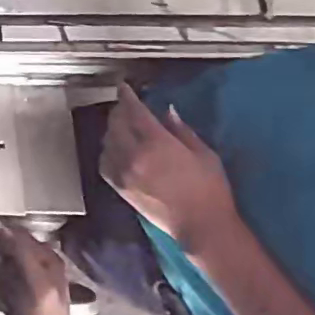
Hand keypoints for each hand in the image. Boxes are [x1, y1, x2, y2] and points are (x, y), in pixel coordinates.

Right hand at [0, 226, 73, 314]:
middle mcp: (32, 266)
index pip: (19, 235)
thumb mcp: (38, 283)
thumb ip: (22, 253)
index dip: (8, 243)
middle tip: (6, 278)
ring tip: (7, 298)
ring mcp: (19, 281)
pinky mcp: (7, 295)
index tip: (4, 256)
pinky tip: (3, 306)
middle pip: (2, 249)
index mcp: (46, 259)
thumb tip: (2, 230)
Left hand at [100, 82, 238, 254]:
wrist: (202, 227)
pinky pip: (103, 160)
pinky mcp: (118, 186)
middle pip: (116, 122)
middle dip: (120, 110)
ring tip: (122, 125)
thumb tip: (166, 110)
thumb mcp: (204, 154)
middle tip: (126, 105)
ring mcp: (122, 171)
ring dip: (112, 128)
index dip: (127, 96)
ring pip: (107, 139)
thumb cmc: (210, 189)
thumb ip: (181, 130)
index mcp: (156, 143)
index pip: (134, 111)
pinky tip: (116, 147)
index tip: (123, 87)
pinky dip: (107, 149)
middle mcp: (133, 154)